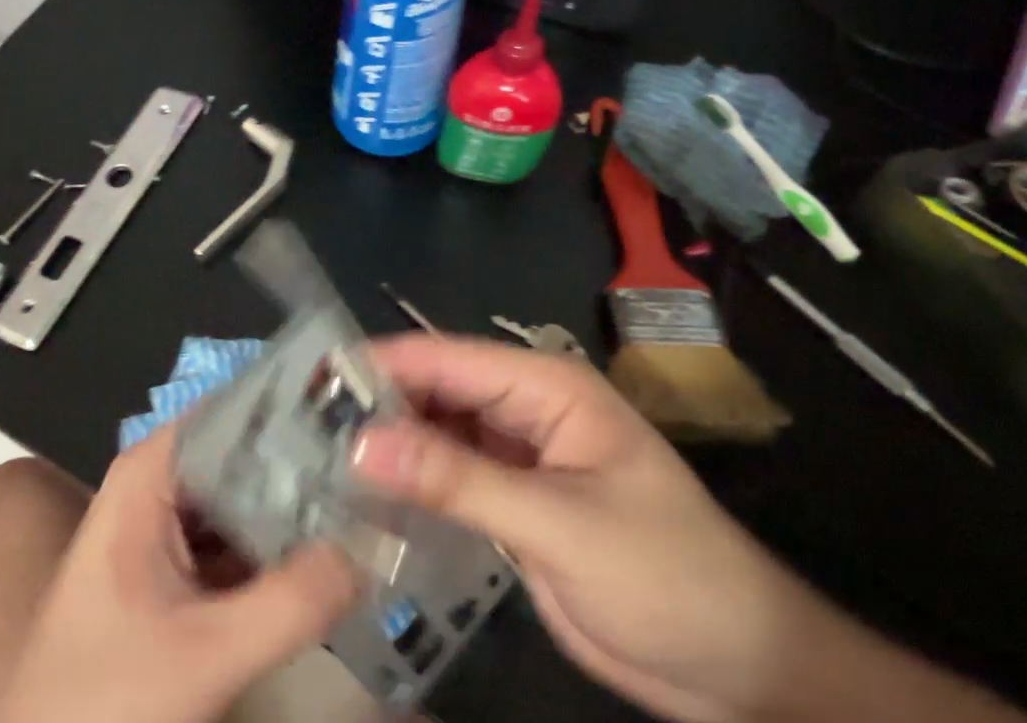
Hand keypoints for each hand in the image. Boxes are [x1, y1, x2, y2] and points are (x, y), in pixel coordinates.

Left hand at [0, 424, 358, 722]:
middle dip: (311, 465)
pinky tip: (339, 558)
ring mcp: (169, 532)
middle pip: (246, 454)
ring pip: (248, 501)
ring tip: (377, 509)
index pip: (234, 409)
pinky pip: (243, 543)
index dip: (298, 409)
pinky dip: (284, 551)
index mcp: (150, 475)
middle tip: (387, 474)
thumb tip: (373, 549)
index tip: (364, 418)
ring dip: (303, 510)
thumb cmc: (107, 695)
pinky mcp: (181, 574)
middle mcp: (159, 488)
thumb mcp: (207, 652)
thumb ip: (293, 601)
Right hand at [350, 335, 845, 722]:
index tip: (308, 382)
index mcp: (548, 389)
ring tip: (309, 460)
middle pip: (435, 394)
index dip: (380, 366)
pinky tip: (357, 499)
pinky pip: (445, 482)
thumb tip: (360, 441)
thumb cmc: (665, 576)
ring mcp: (515, 462)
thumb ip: (457, 480)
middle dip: (373, 406)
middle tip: (294, 429)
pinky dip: (406, 487)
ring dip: (384, 447)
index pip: (447, 360)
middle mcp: (525, 413)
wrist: (732, 666)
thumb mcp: (558, 522)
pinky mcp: (508, 508)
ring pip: (434, 437)